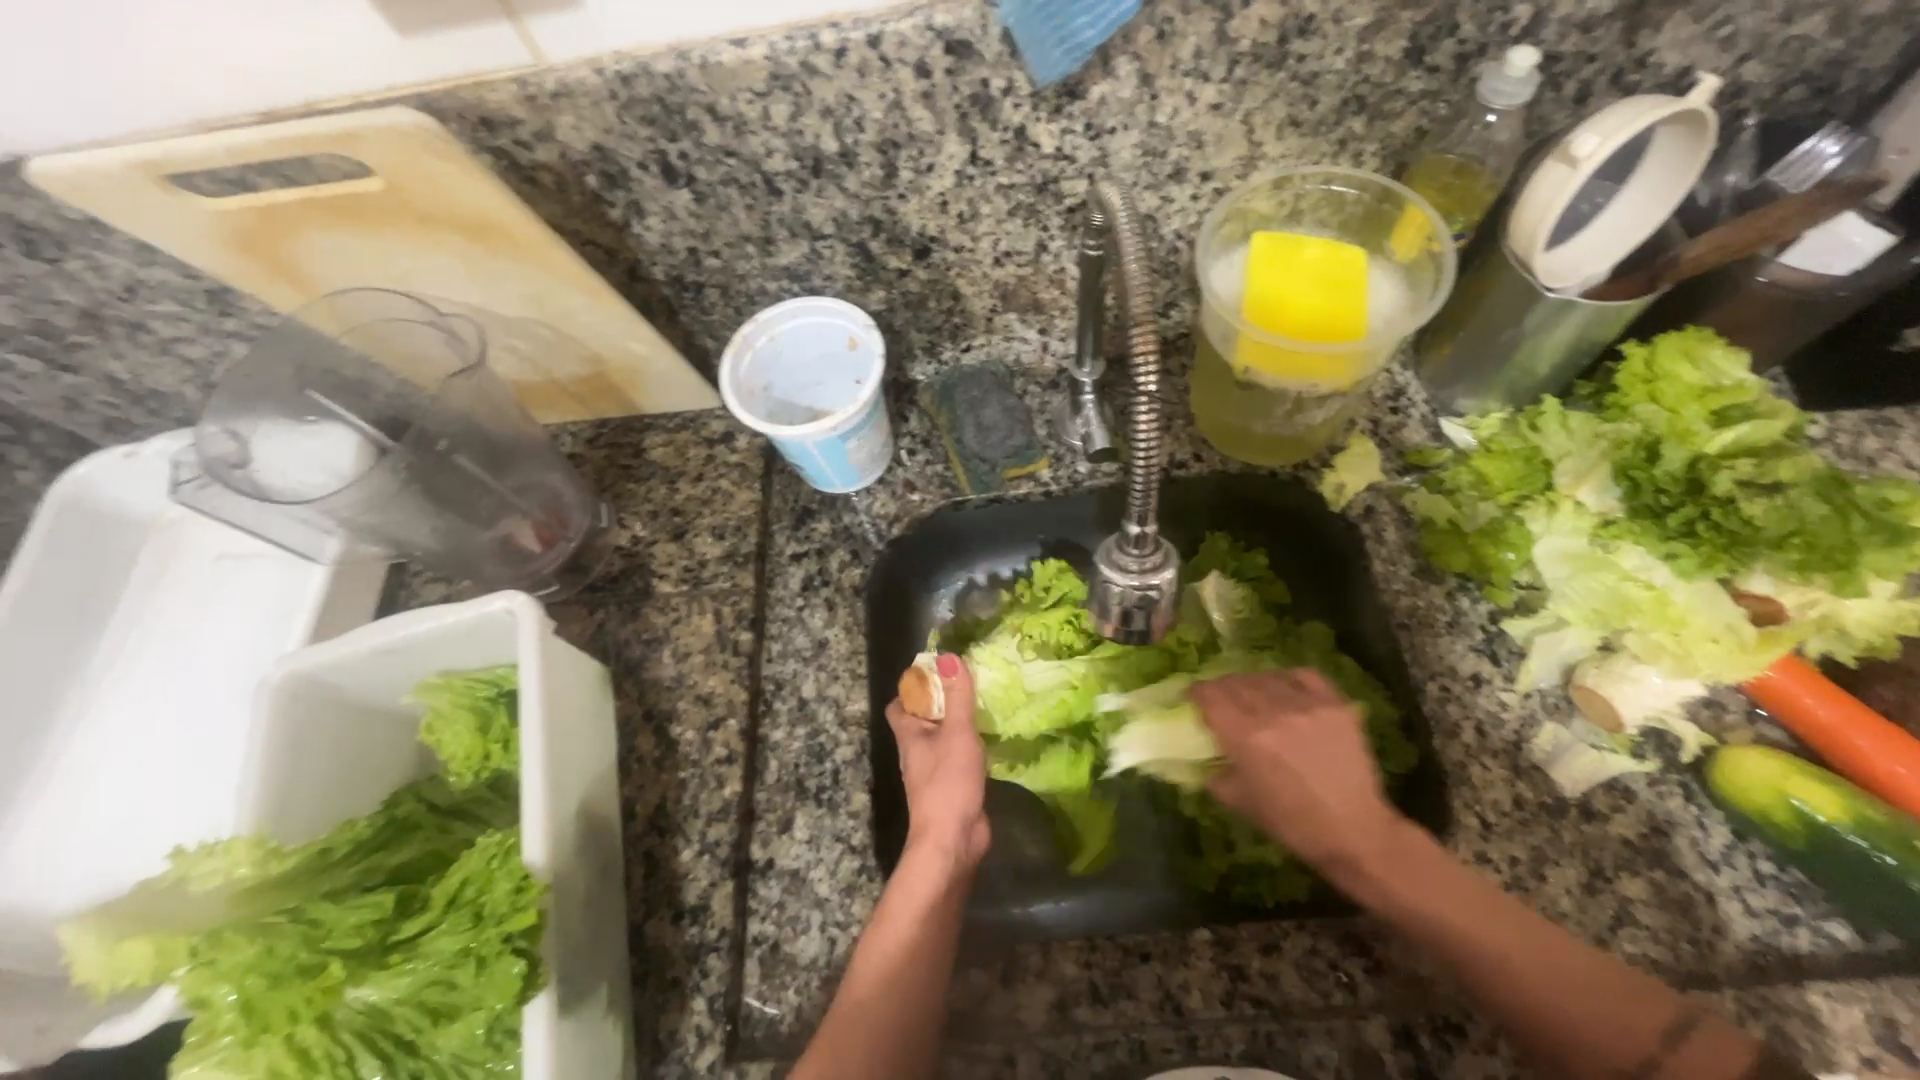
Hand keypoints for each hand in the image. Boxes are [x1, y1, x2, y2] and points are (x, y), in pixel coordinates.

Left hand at [886, 653, 989, 875]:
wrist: (953, 840)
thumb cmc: (948, 783)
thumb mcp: (958, 733)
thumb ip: (957, 696)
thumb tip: (948, 656)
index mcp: (909, 736)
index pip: (898, 705)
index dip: (912, 687)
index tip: (938, 672)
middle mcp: (916, 752)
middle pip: (923, 720)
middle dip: (941, 702)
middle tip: (968, 683)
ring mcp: (934, 772)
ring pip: (942, 739)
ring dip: (958, 725)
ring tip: (984, 705)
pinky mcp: (953, 787)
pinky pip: (959, 758)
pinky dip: (971, 747)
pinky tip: (993, 740)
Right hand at [1191, 669, 1405, 888]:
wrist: (1354, 829)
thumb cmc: (1291, 822)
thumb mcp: (1239, 802)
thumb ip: (1213, 774)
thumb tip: (1201, 756)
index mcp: (1245, 736)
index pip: (1209, 696)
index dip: (1195, 693)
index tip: (1191, 698)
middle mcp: (1274, 711)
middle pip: (1234, 682)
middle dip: (1219, 688)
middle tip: (1217, 699)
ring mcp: (1307, 704)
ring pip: (1266, 676)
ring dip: (1249, 683)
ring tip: (1250, 695)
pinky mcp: (1335, 704)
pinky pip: (1303, 675)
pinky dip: (1286, 678)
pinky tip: (1283, 689)